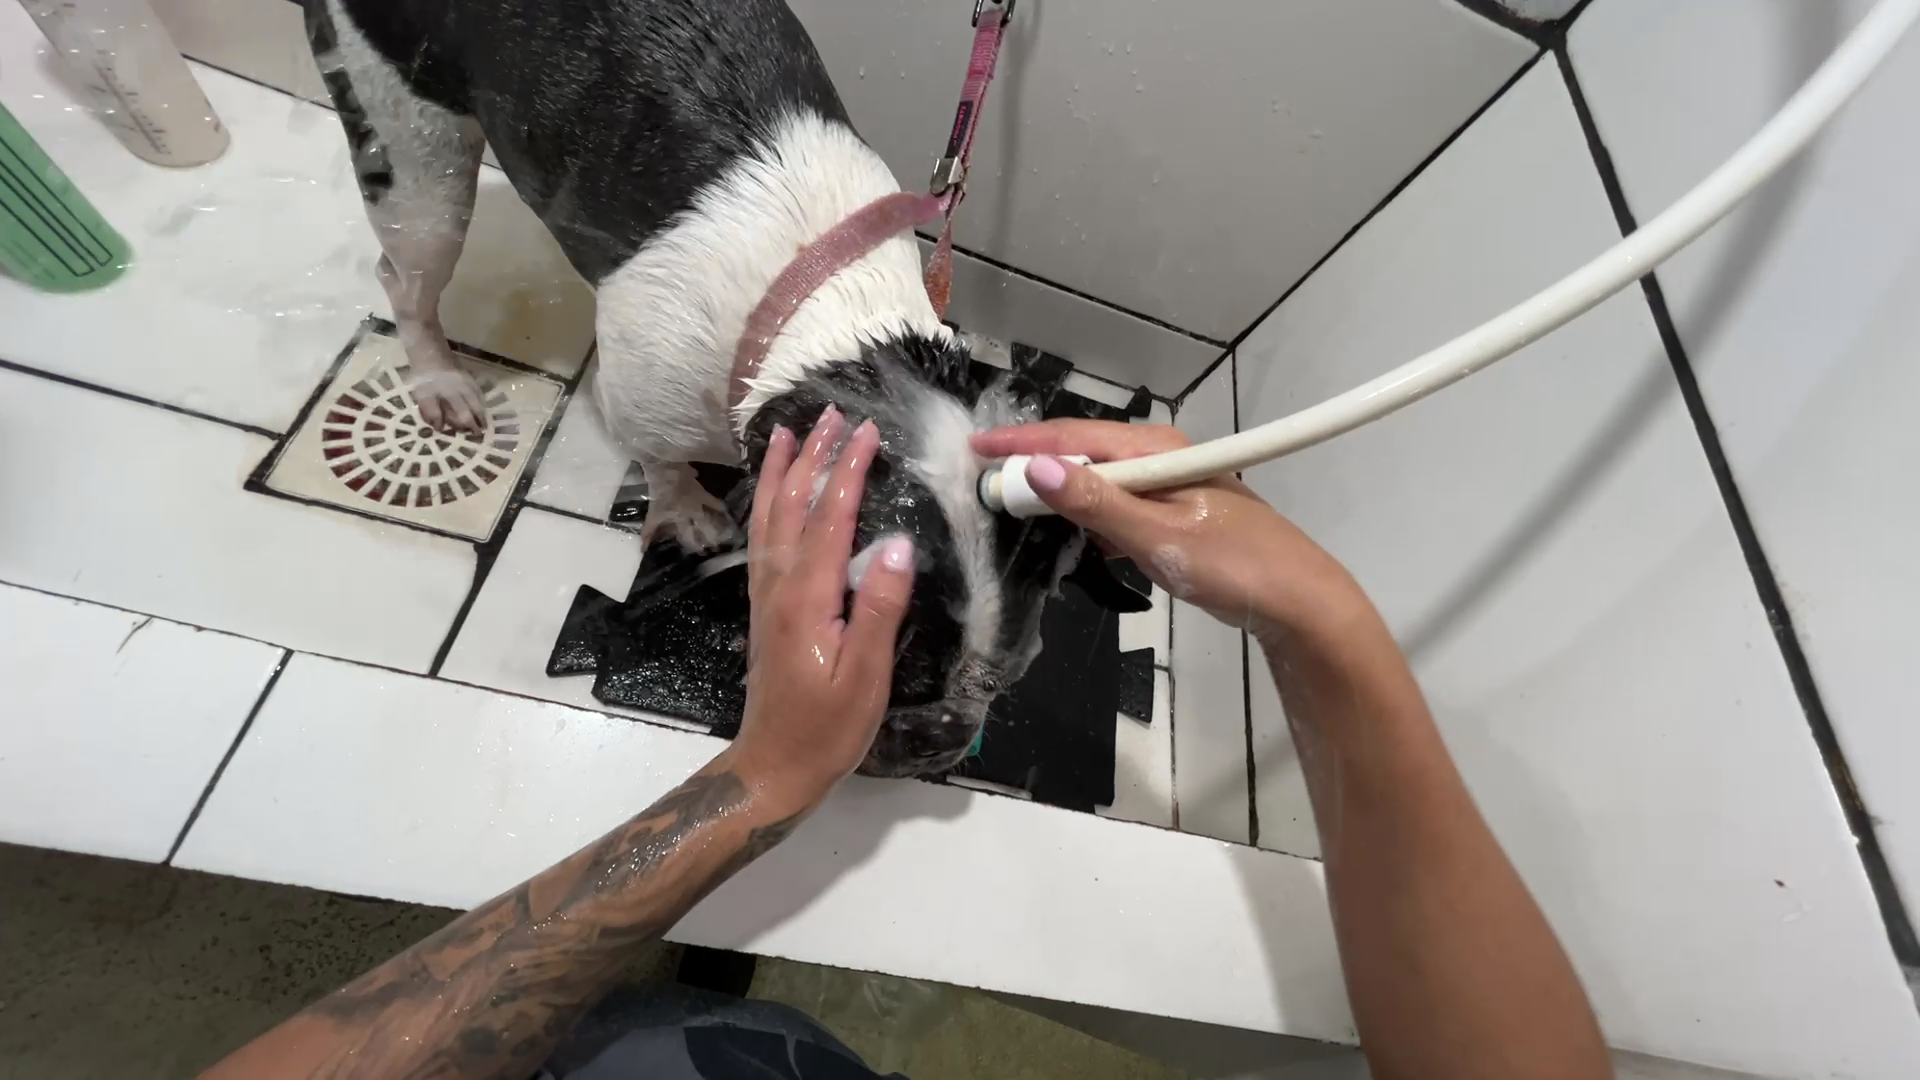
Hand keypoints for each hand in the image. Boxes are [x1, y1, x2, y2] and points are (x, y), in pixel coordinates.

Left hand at [733, 406, 915, 811]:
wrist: (774, 764)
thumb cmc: (828, 727)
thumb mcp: (865, 675)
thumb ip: (878, 608)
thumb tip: (896, 545)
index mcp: (807, 598)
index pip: (829, 519)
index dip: (848, 471)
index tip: (867, 431)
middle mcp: (778, 586)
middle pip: (792, 506)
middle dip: (812, 456)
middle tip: (831, 415)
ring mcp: (766, 595)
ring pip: (769, 518)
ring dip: (781, 472)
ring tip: (788, 433)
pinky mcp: (765, 607)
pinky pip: (762, 539)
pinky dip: (767, 504)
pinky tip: (774, 495)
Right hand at [972, 419, 1353, 632]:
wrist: (1294, 600)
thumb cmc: (1232, 564)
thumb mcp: (1158, 536)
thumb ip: (1096, 503)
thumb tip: (1036, 469)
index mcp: (1154, 451)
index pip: (1072, 437)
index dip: (1021, 443)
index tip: (974, 449)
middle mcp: (1156, 457)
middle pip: (1081, 453)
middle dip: (1032, 464)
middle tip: (986, 482)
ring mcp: (1163, 485)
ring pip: (1095, 481)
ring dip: (1057, 493)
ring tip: (1015, 505)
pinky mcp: (1167, 512)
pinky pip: (1113, 505)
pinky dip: (1086, 517)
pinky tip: (1073, 537)